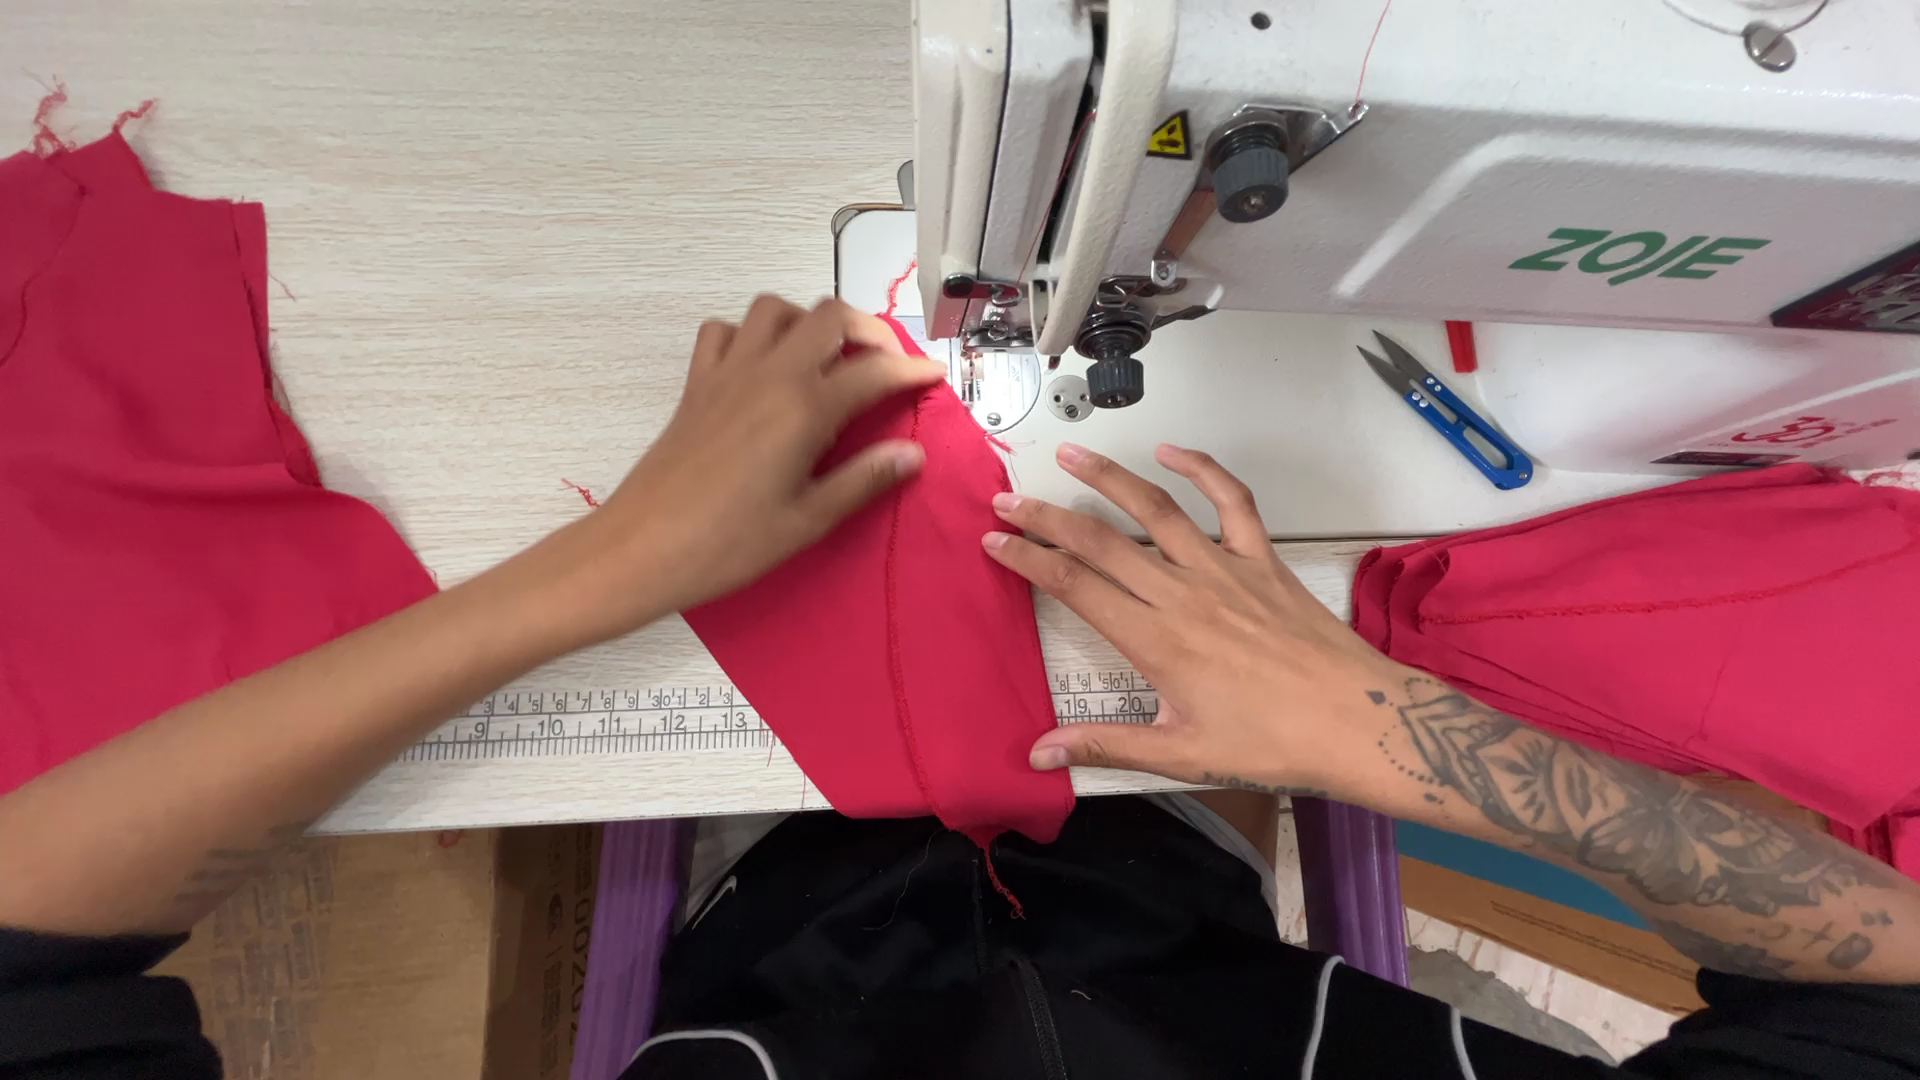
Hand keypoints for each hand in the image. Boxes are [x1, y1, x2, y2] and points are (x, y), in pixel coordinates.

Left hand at [559, 297, 944, 641]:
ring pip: (776, 310)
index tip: (933, 376)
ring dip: (810, 322)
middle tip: (885, 365)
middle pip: (829, 315)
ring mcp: (727, 372)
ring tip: (828, 360)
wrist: (644, 547)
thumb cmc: (731, 543)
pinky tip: (764, 368)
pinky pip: (725, 331)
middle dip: (868, 330)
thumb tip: (913, 454)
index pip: (873, 371)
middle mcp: (769, 375)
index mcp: (804, 408)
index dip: (911, 370)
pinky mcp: (697, 383)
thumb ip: (865, 479)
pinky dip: (752, 335)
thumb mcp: (810, 519)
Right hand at [981, 444, 1403, 793]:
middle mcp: (1180, 593)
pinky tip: (1172, 452)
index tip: (994, 540)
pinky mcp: (1261, 559)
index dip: (1027, 559)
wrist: (1359, 723)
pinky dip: (1203, 470)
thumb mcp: (1181, 755)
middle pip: (1099, 542)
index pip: (1074, 586)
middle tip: (1007, 497)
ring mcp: (1223, 568)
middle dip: (1046, 517)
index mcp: (1154, 640)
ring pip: (1155, 510)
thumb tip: (1037, 753)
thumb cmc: (1269, 744)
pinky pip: (1232, 502)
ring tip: (1072, 455)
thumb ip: (1105, 745)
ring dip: (1109, 478)